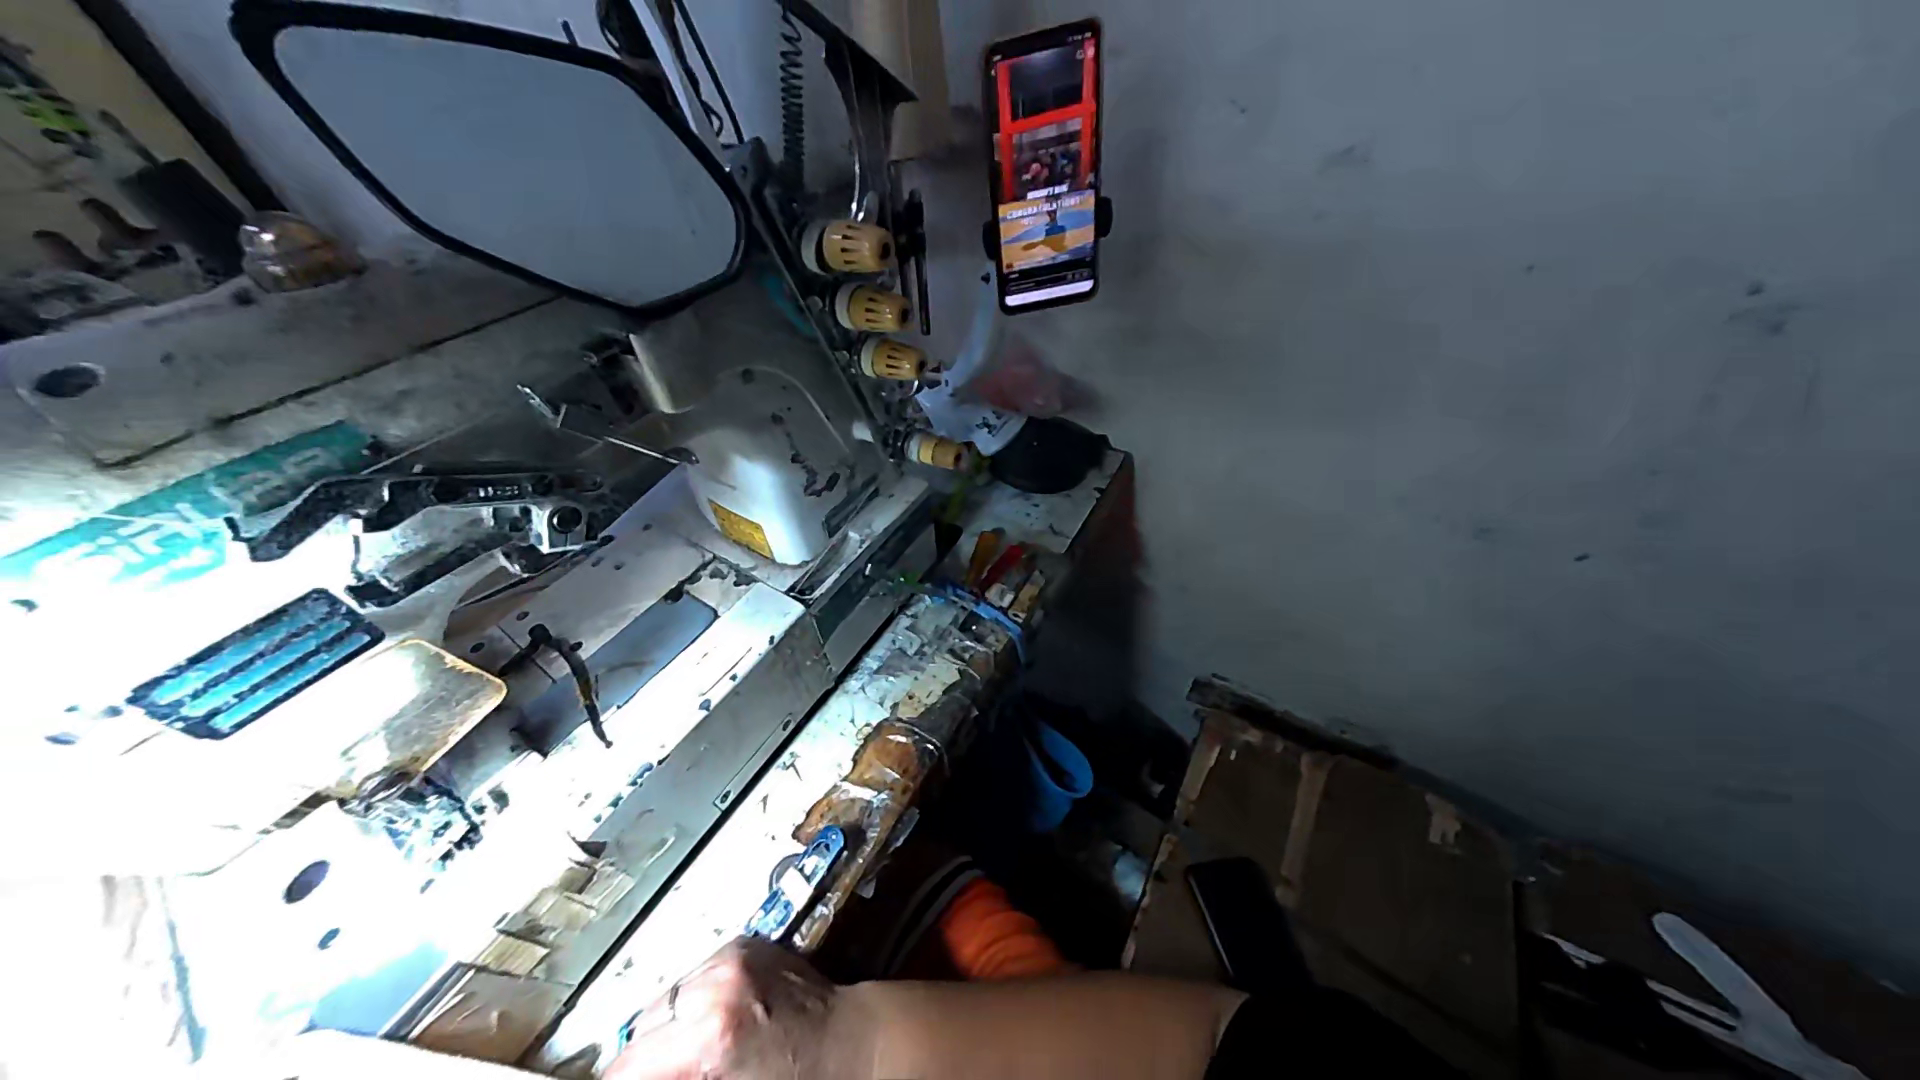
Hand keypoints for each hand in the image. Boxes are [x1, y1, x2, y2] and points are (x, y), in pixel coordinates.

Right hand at [604, 937, 837, 1079]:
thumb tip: (643, 1073)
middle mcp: (717, 985)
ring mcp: (732, 957)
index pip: (629, 1065)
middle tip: (667, 1069)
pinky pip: (697, 973)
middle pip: (642, 1025)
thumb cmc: (799, 1076)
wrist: (849, 1037)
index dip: (624, 1079)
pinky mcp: (745, 943)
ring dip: (669, 1024)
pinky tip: (714, 1019)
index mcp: (711, 1035)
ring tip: (692, 1049)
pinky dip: (696, 997)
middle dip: (646, 1055)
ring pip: (667, 996)